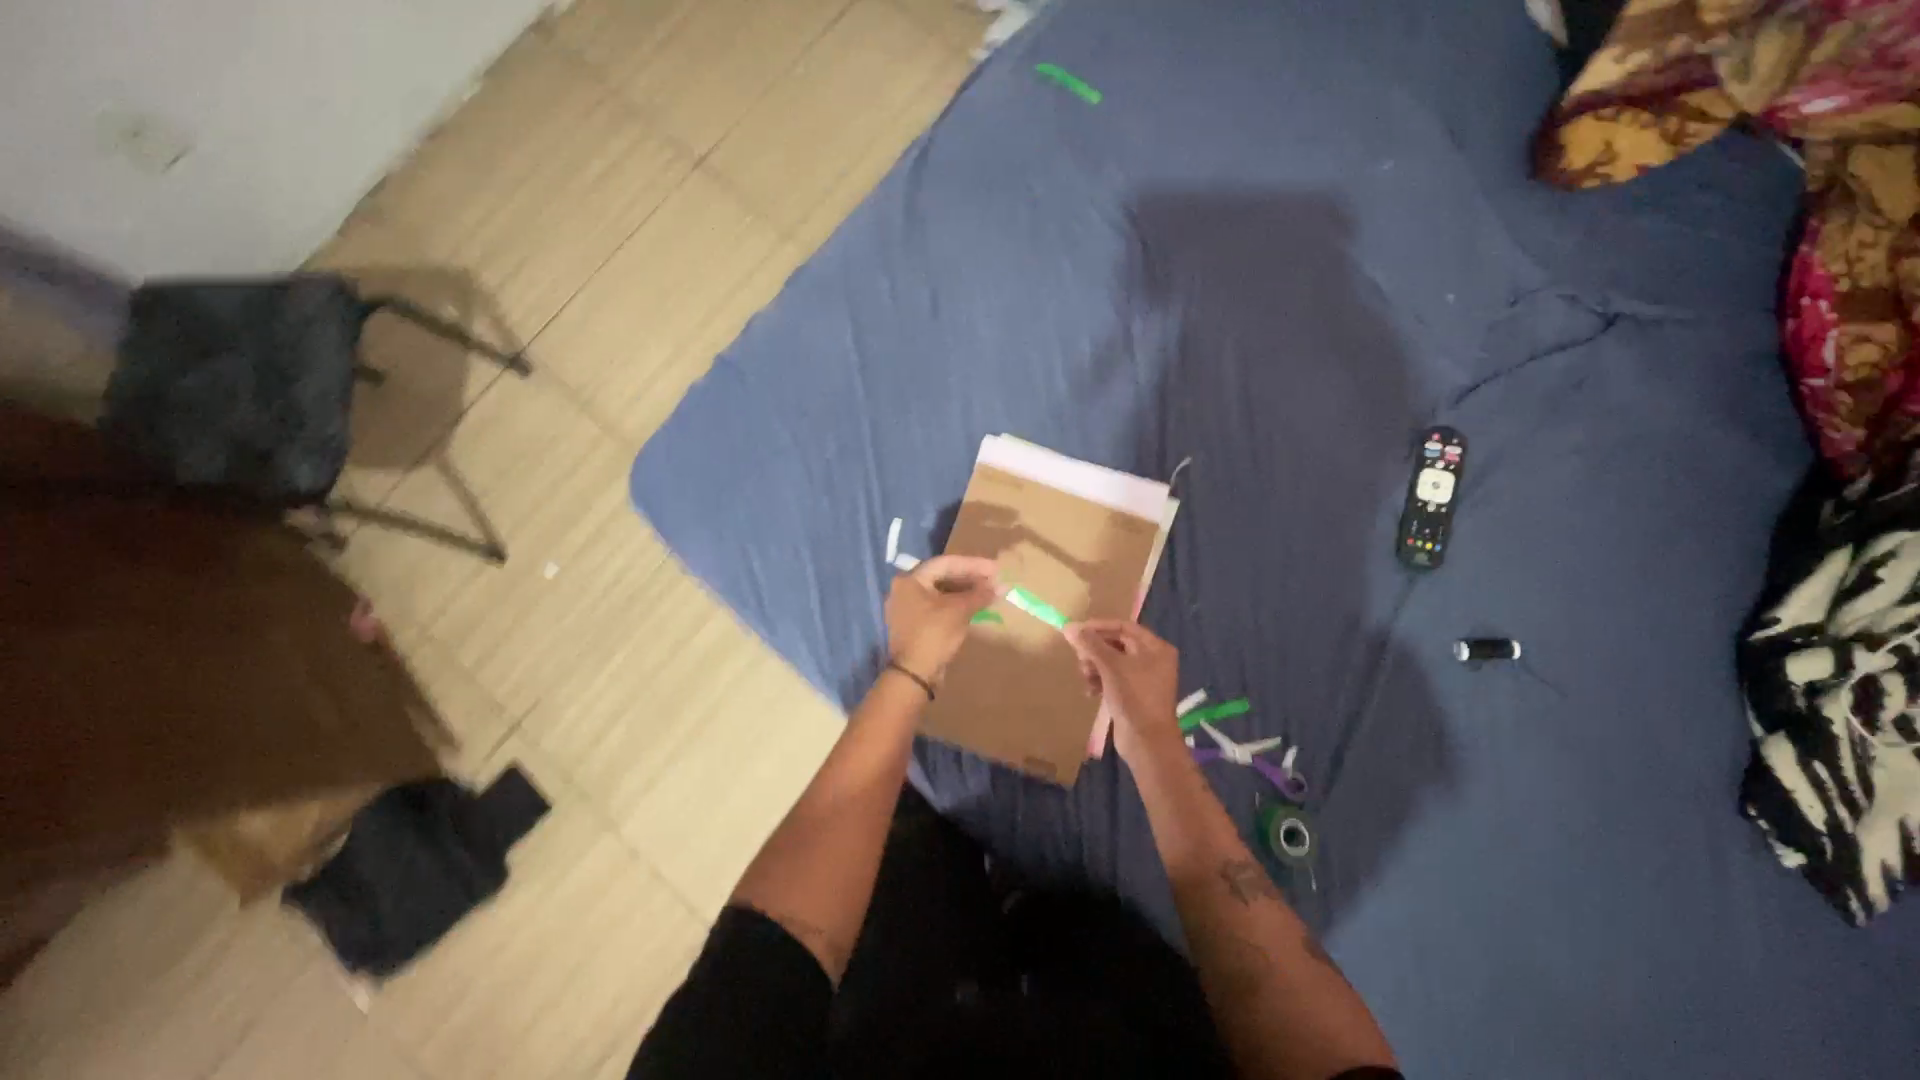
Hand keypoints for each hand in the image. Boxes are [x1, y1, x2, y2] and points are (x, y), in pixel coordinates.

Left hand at [885, 555, 999, 684]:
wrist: (914, 674)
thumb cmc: (934, 635)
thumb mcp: (959, 611)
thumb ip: (980, 595)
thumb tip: (1001, 586)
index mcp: (911, 580)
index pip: (946, 563)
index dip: (973, 564)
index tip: (995, 568)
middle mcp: (905, 589)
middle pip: (942, 576)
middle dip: (970, 578)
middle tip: (994, 580)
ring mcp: (908, 607)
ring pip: (941, 592)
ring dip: (965, 592)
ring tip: (989, 592)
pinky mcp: (914, 623)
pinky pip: (938, 606)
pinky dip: (956, 605)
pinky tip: (975, 606)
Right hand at [1066, 619, 1181, 764]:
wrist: (1147, 741)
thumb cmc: (1134, 696)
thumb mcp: (1110, 666)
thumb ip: (1090, 644)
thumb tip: (1069, 627)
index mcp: (1155, 648)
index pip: (1124, 627)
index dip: (1099, 627)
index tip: (1076, 631)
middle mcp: (1152, 659)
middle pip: (1117, 644)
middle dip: (1095, 650)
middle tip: (1079, 657)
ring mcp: (1144, 678)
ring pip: (1112, 663)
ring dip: (1094, 667)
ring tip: (1085, 676)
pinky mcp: (1134, 695)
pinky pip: (1113, 679)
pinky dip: (1100, 681)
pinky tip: (1090, 691)